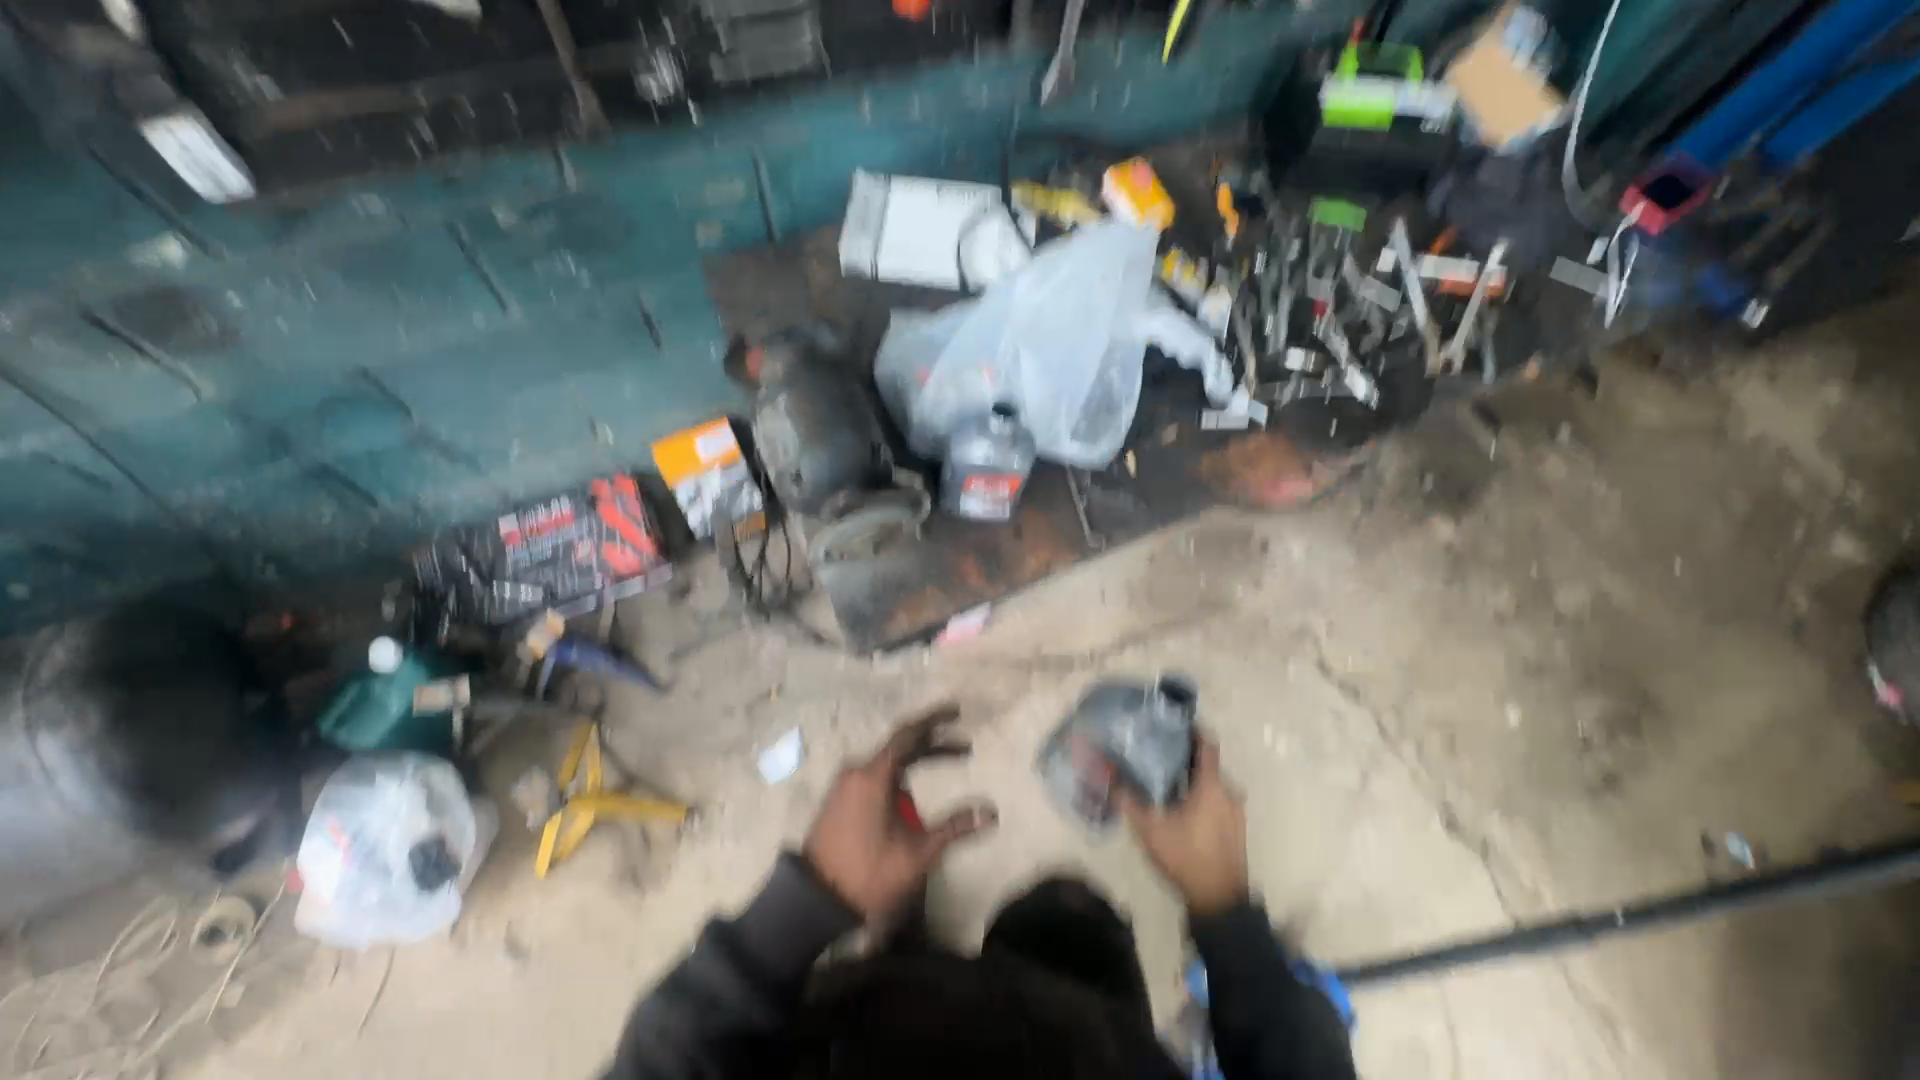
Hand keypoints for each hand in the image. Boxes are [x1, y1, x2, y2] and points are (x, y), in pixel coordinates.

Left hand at [803, 705, 998, 920]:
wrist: (816, 899)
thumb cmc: (869, 873)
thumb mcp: (917, 853)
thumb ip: (954, 827)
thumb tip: (992, 812)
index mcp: (873, 776)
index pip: (908, 734)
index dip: (934, 719)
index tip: (957, 711)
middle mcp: (856, 772)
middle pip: (901, 748)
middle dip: (934, 745)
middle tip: (966, 749)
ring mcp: (845, 785)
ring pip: (888, 762)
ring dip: (917, 761)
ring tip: (947, 766)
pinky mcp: (840, 799)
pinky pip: (875, 775)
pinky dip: (899, 774)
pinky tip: (914, 789)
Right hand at [1120, 736, 1248, 914]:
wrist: (1219, 901)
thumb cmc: (1185, 856)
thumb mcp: (1148, 827)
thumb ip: (1125, 796)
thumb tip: (1102, 769)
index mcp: (1212, 785)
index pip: (1205, 743)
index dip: (1189, 730)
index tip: (1167, 724)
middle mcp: (1229, 792)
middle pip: (1206, 764)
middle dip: (1182, 758)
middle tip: (1154, 754)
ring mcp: (1236, 812)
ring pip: (1211, 785)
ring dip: (1190, 781)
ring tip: (1162, 782)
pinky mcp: (1235, 829)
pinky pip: (1217, 802)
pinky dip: (1199, 798)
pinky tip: (1178, 809)